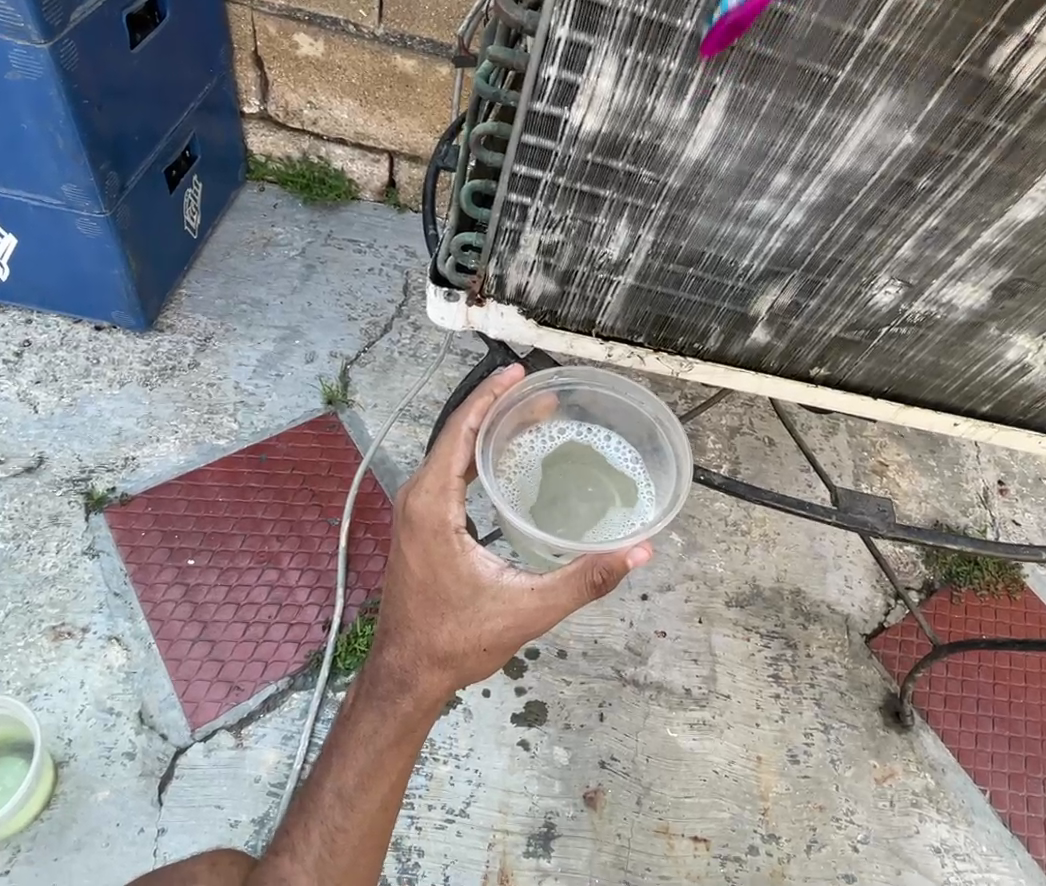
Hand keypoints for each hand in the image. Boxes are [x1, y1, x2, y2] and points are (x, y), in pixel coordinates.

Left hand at [366, 364, 651, 701]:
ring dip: (488, 430)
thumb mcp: (527, 609)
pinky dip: (476, 455)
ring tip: (532, 416)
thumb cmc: (457, 640)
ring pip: (452, 453)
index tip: (520, 372)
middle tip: (543, 394)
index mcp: (432, 504)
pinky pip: (448, 473)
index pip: (461, 431)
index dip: (490, 397)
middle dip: (498, 408)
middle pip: (458, 435)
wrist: (407, 673)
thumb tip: (638, 552)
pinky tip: (506, 460)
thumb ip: (584, 579)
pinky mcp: (420, 524)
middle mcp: (417, 498)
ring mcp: (415, 511)